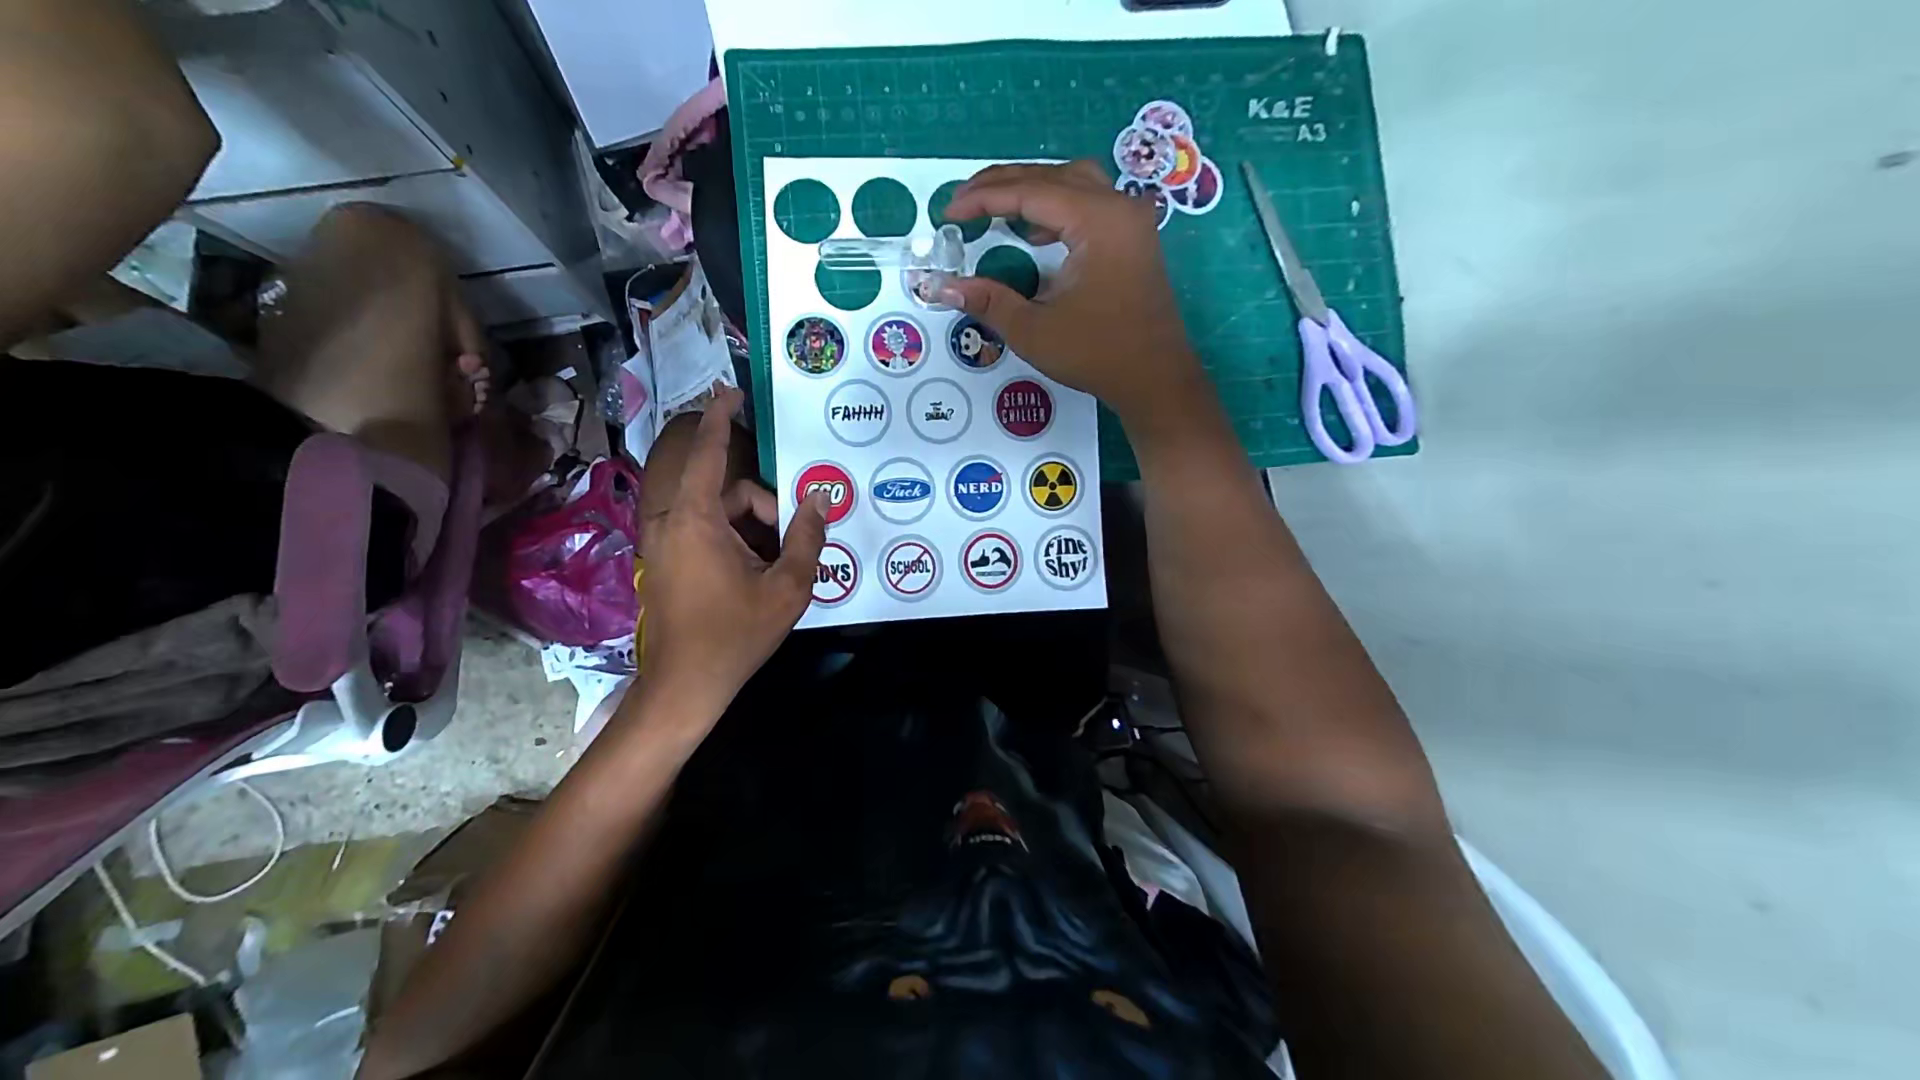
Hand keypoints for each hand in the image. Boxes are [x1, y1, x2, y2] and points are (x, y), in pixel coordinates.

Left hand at [638, 391, 826, 717]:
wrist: (684, 687)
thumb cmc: (735, 635)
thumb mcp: (788, 586)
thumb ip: (808, 536)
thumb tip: (820, 498)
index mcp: (696, 519)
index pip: (708, 451)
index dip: (720, 416)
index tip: (729, 391)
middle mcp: (671, 523)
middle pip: (728, 493)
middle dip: (765, 511)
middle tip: (791, 546)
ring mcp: (664, 545)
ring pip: (718, 516)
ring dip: (751, 532)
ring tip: (773, 571)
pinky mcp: (665, 564)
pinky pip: (703, 534)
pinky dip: (732, 544)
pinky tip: (751, 579)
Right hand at [939, 161, 1207, 425]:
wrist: (1155, 379)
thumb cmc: (1097, 355)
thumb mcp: (1034, 330)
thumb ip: (989, 301)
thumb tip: (944, 288)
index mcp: (1097, 220)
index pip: (1029, 192)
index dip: (983, 198)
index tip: (949, 213)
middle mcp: (1118, 208)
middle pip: (1053, 175)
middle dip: (1003, 184)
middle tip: (963, 202)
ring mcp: (1131, 222)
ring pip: (1074, 183)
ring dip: (1032, 191)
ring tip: (994, 209)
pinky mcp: (1133, 240)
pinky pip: (1091, 204)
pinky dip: (1057, 209)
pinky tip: (1036, 233)